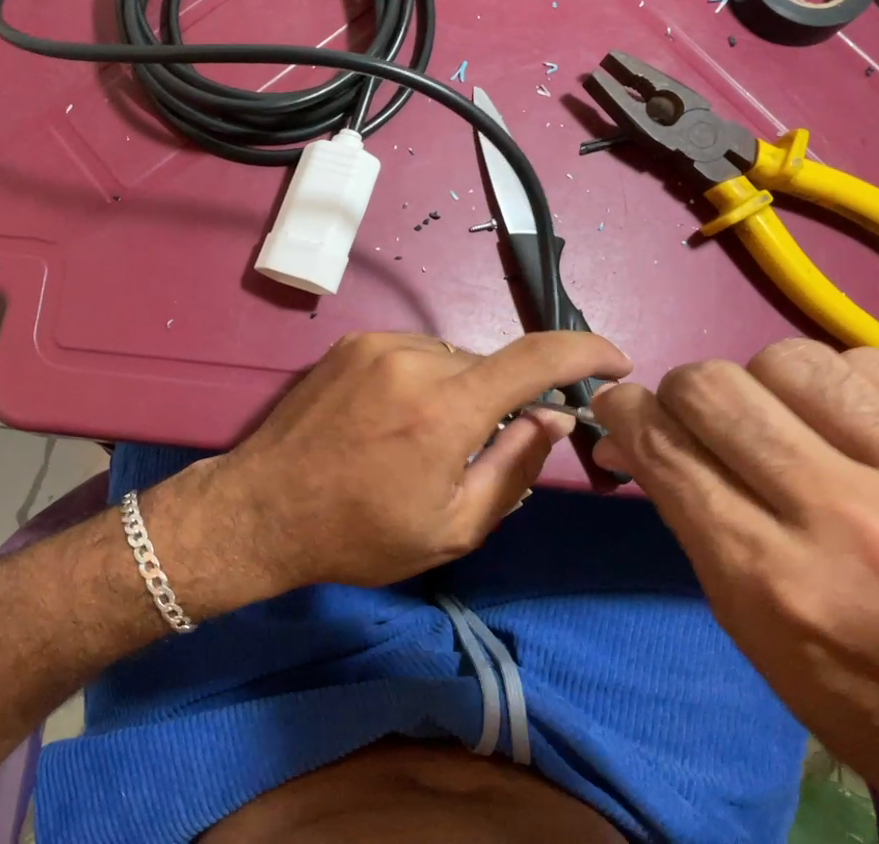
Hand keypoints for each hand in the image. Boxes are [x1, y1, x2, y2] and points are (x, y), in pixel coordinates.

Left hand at [207, 331, 629, 590]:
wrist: (261, 509)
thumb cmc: (357, 534)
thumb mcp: (451, 526)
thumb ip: (513, 468)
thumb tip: (552, 419)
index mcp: (445, 408)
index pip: (537, 358)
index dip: (588, 352)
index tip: (616, 362)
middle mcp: (413, 359)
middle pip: (490, 366)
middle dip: (503, 402)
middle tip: (478, 452)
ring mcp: (376, 344)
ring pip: (451, 358)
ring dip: (460, 391)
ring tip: (422, 443)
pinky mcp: (349, 343)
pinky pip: (413, 353)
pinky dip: (425, 380)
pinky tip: (394, 422)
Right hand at [591, 339, 878, 843]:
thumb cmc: (877, 710)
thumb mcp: (756, 634)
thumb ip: (693, 523)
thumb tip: (632, 440)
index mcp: (778, 583)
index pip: (666, 449)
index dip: (623, 415)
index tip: (618, 409)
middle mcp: (854, 520)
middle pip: (715, 389)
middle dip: (681, 394)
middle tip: (693, 419)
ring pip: (791, 360)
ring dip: (760, 385)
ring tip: (778, 421)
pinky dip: (839, 385)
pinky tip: (848, 423)